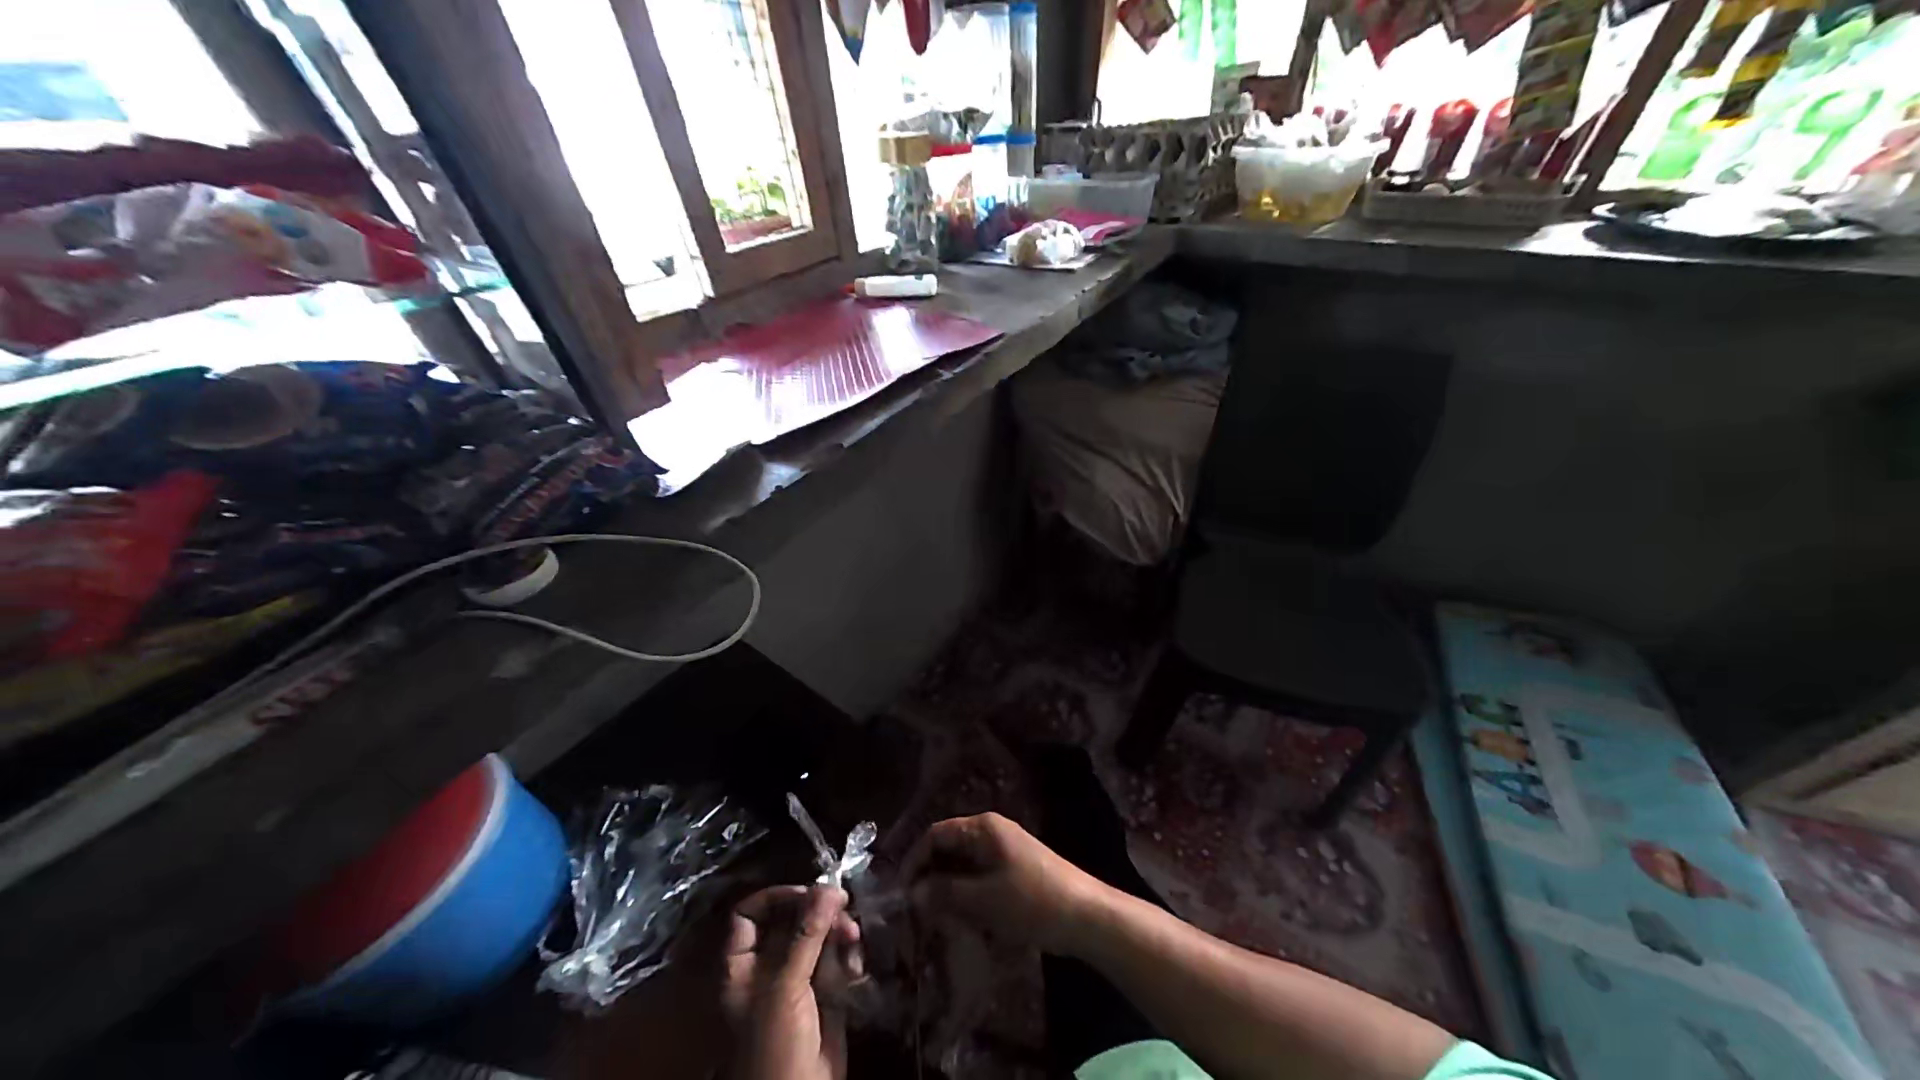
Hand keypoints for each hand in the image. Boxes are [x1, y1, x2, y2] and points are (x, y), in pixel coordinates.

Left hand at [722, 886, 861, 1079]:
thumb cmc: (774, 1046)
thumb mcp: (785, 987)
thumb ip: (806, 935)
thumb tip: (827, 887)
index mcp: (742, 965)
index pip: (750, 913)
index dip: (776, 898)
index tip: (807, 893)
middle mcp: (767, 968)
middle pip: (790, 921)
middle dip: (817, 911)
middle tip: (844, 906)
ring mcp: (797, 982)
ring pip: (817, 938)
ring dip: (838, 932)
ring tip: (854, 938)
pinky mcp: (824, 996)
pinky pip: (836, 961)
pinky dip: (848, 957)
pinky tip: (857, 965)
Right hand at [904, 812, 1107, 954]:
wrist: (1087, 916)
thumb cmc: (1032, 901)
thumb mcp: (982, 900)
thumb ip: (944, 893)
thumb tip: (913, 892)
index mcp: (983, 828)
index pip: (936, 834)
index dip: (915, 860)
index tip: (902, 891)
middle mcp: (993, 831)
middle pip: (949, 847)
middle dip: (931, 876)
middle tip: (918, 909)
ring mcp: (1006, 849)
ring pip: (964, 864)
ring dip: (949, 888)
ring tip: (938, 917)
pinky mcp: (1016, 869)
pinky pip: (981, 875)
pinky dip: (968, 893)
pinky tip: (965, 918)